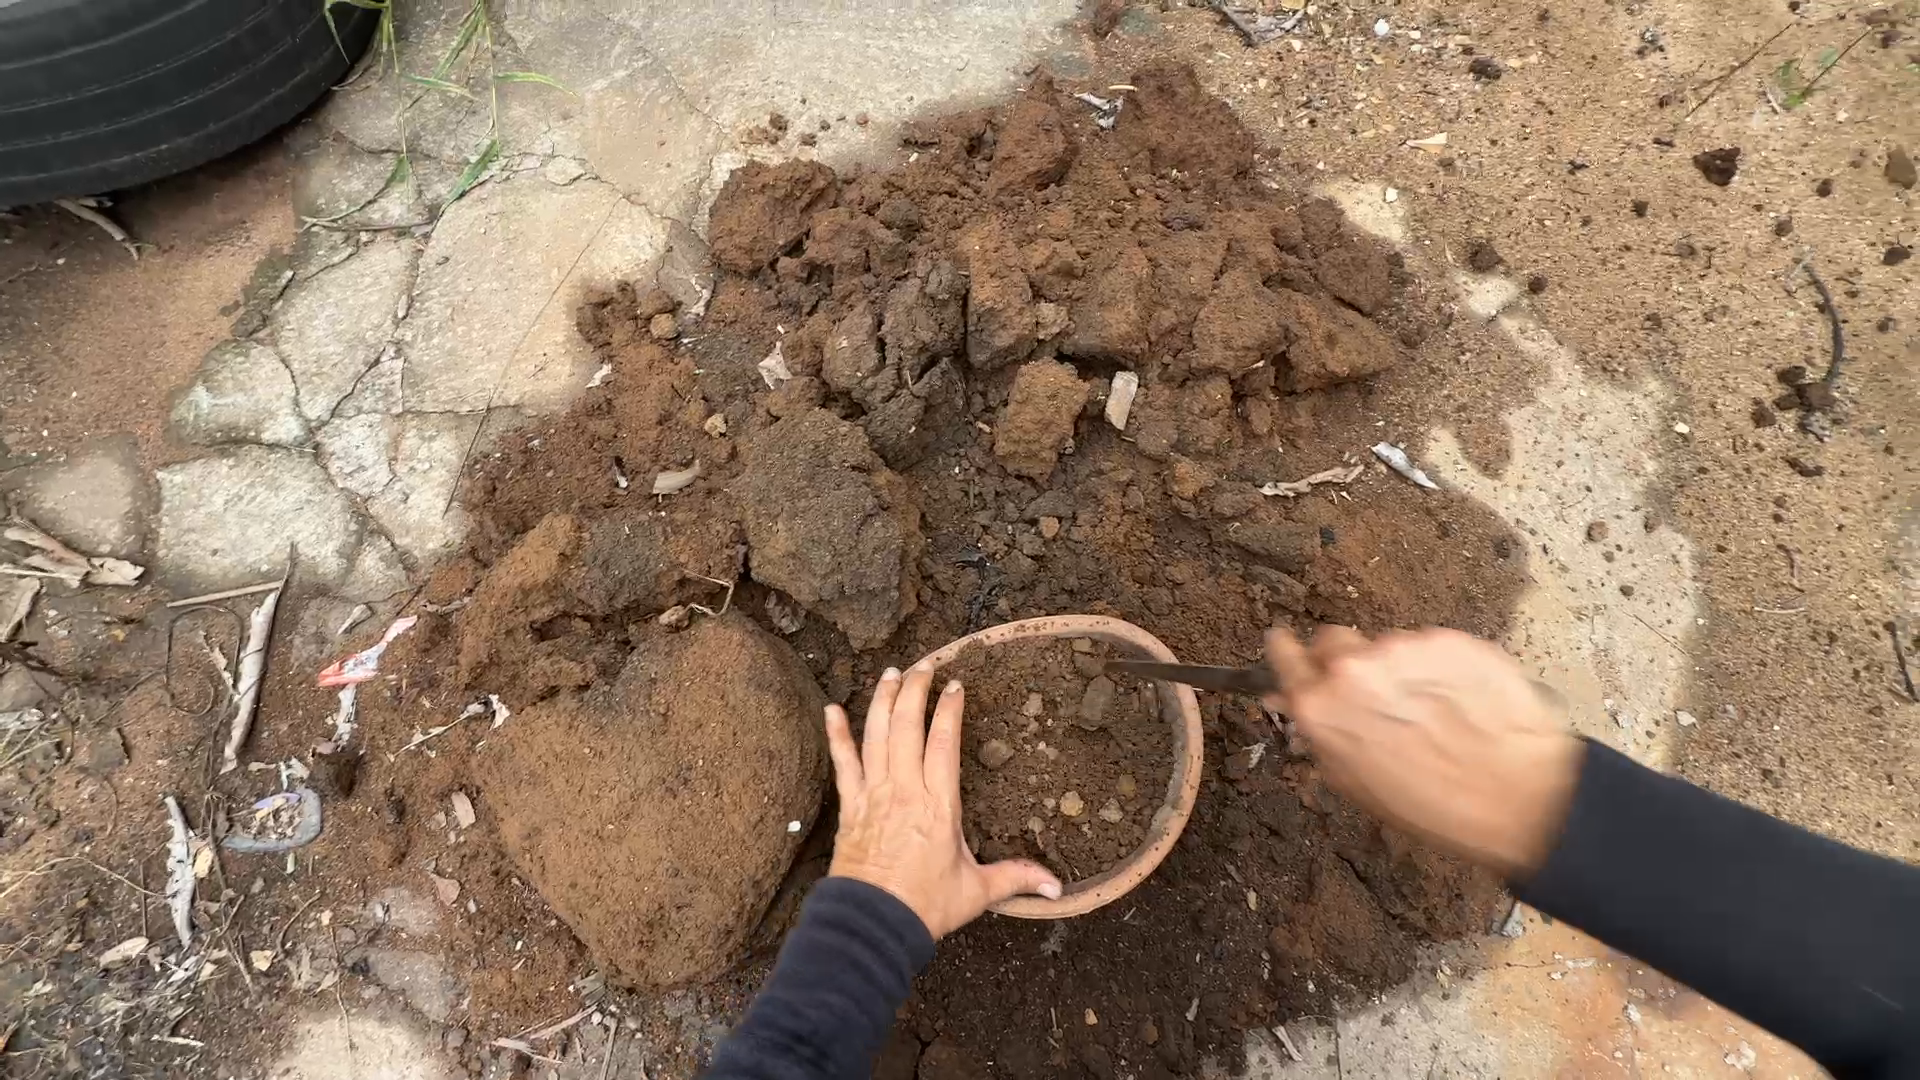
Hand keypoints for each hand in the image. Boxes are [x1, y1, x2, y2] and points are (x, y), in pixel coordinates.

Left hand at [825, 664, 1062, 937]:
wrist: (870, 927)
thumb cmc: (924, 907)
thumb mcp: (976, 891)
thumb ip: (1016, 878)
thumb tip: (1057, 885)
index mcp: (938, 804)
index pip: (944, 742)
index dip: (950, 709)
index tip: (955, 685)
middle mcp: (904, 789)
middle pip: (908, 726)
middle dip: (915, 690)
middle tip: (923, 665)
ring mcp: (873, 794)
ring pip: (876, 735)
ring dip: (882, 700)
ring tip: (889, 673)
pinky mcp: (850, 806)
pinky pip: (842, 763)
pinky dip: (836, 735)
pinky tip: (831, 709)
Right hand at [1267, 626, 1585, 879]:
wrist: (1523, 799)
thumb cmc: (1431, 805)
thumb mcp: (1351, 778)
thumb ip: (1317, 730)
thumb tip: (1289, 697)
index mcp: (1318, 704)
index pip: (1282, 649)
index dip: (1289, 651)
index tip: (1294, 651)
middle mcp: (1350, 667)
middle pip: (1331, 640)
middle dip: (1345, 660)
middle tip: (1374, 693)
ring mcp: (1400, 648)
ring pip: (1385, 644)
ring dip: (1396, 666)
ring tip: (1430, 707)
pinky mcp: (1447, 639)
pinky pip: (1429, 645)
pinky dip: (1438, 666)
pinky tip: (1459, 700)